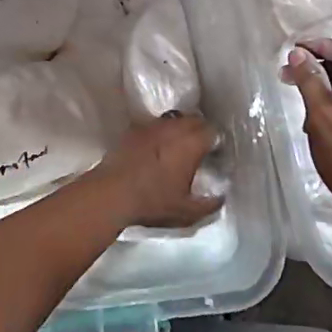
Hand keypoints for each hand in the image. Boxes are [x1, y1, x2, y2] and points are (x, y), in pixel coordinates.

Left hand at [85, 115, 223, 228]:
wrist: (111, 194)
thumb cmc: (152, 202)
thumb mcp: (186, 212)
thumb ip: (208, 205)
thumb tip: (220, 198)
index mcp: (190, 144)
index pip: (212, 131)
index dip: (216, 141)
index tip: (215, 153)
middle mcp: (173, 128)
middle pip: (194, 119)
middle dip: (200, 130)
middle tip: (199, 148)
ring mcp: (151, 126)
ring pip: (173, 119)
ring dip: (179, 128)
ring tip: (177, 146)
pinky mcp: (132, 129)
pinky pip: (153, 124)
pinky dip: (159, 132)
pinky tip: (154, 147)